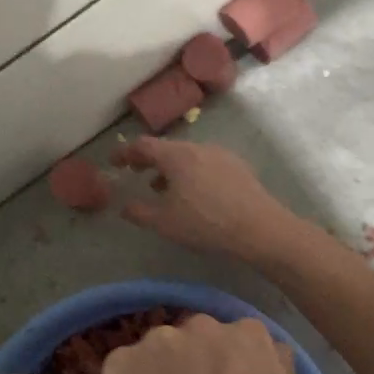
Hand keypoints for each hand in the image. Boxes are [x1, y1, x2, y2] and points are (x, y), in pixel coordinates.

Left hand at [97, 315, 308, 373]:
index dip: (236, 373)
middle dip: (198, 367)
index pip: (246, 342)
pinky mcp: (119, 363)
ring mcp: (158, 343)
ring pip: (161, 353)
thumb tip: (266, 360)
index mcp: (253, 339)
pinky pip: (126, 371)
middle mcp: (205, 328)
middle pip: (201, 340)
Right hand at [111, 137, 299, 261]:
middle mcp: (198, 147)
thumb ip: (139, 212)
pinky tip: (194, 194)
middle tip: (137, 173)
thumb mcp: (164, 223)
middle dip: (149, 160)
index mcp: (176, 156)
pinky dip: (191, 173)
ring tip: (163, 189)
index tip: (114, 162)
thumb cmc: (205, 223)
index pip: (143, 145)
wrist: (259, 228)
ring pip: (188, 156)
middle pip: (167, 148)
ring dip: (171, 168)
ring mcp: (221, 155)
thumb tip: (124, 206)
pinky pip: (206, 164)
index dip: (125, 152)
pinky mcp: (238, 167)